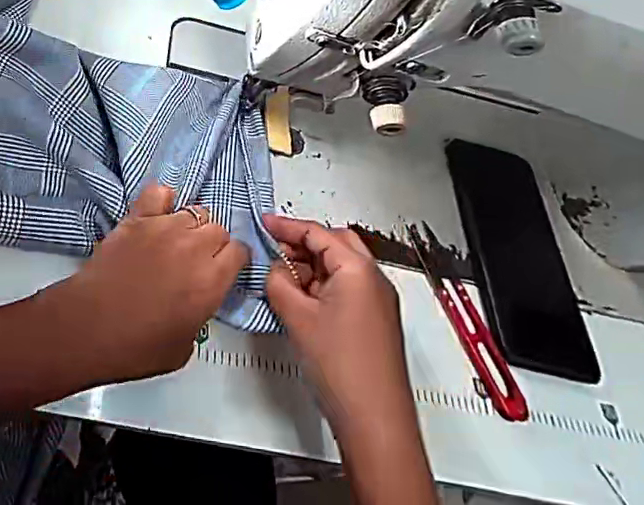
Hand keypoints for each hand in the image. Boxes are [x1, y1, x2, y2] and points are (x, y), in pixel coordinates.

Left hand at [34, 183, 247, 388]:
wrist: (93, 325)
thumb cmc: (138, 345)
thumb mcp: (185, 343)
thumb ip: (200, 311)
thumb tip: (195, 299)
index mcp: (211, 281)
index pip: (239, 252)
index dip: (232, 260)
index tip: (223, 268)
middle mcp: (193, 248)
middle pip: (217, 229)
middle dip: (212, 243)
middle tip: (196, 259)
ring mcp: (164, 228)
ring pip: (193, 211)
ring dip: (189, 226)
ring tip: (175, 241)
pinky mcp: (137, 218)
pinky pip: (158, 194)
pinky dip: (163, 200)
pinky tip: (158, 213)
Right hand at [262, 214, 410, 434]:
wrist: (374, 421)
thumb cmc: (341, 367)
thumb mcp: (295, 314)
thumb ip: (277, 280)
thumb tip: (276, 269)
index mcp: (358, 270)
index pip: (317, 232)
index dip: (286, 226)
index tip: (265, 223)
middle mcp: (375, 280)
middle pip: (335, 242)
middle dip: (303, 242)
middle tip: (275, 250)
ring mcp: (379, 301)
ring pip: (341, 265)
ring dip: (312, 265)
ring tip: (285, 279)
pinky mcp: (376, 320)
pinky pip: (347, 286)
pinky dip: (323, 284)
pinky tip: (302, 300)